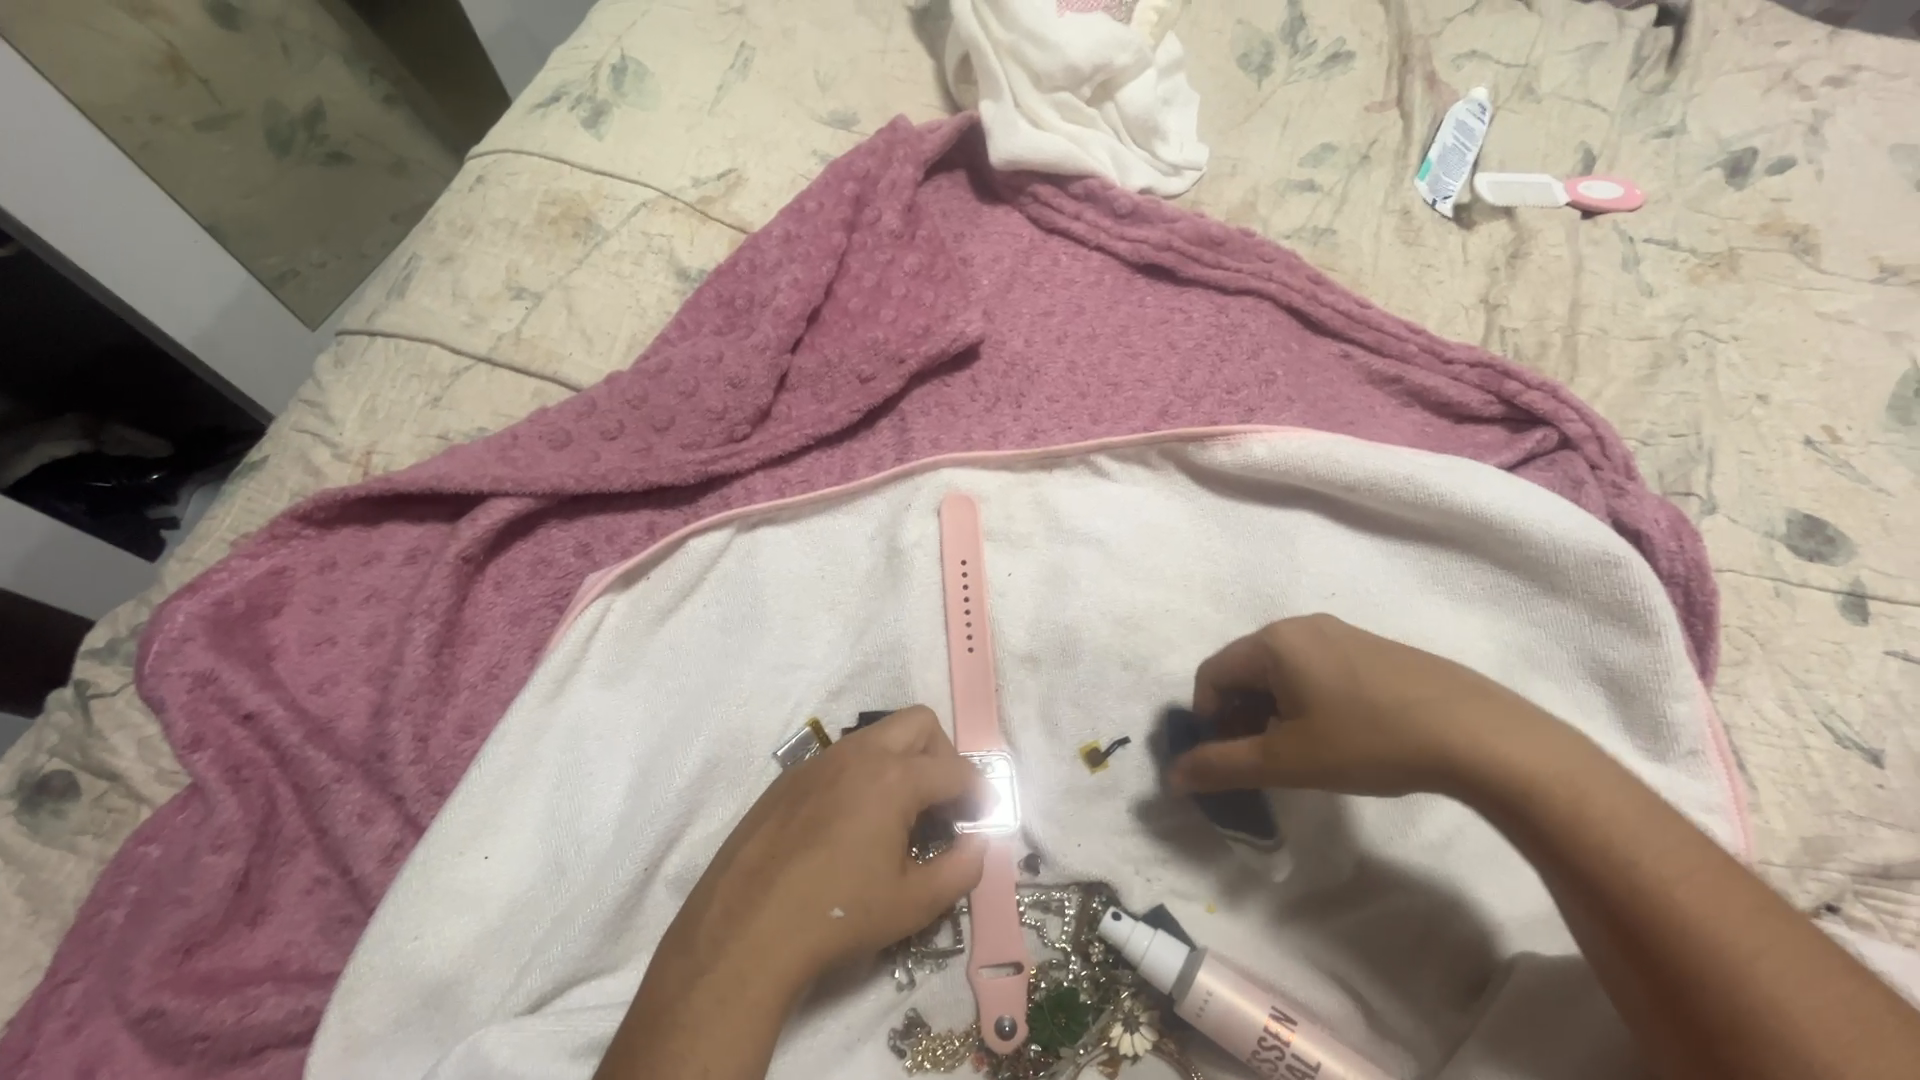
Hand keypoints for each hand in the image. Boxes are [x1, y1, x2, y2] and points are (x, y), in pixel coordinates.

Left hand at [655, 706, 990, 991]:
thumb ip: (961, 869)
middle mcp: (858, 754)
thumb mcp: (914, 903)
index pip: (956, 770)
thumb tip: (978, 845)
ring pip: (877, 736)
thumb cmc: (838, 915)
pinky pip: (841, 759)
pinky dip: (863, 776)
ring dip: (902, 762)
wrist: (746, 930)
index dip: (980, 793)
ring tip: (899, 815)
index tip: (983, 818)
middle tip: (944, 802)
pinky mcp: (789, 778)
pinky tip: (851, 825)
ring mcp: (819, 761)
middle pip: (920, 723)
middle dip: (944, 755)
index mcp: (895, 778)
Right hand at [1170, 614, 1556, 797]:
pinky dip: (1306, 700)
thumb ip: (1222, 766)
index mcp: (1273, 642)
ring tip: (1301, 751)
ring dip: (1272, 710)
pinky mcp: (1374, 648)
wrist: (1478, 735)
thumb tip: (1173, 775)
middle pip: (1245, 669)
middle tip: (1261, 759)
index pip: (1210, 673)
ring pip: (1281, 671)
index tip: (1229, 758)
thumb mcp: (1285, 761)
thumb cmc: (1367, 742)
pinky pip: (1316, 668)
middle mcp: (1301, 626)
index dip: (1207, 719)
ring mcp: (1342, 633)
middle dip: (1239, 714)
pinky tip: (1339, 735)